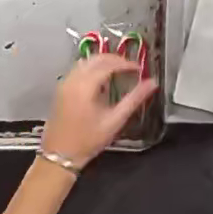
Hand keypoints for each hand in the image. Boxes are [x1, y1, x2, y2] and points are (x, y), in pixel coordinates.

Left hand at [40, 54, 159, 167]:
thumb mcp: (115, 121)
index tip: (139, 69)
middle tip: (131, 67)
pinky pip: (78, 70)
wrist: (60, 155)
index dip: (126, 63)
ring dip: (103, 62)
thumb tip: (152, 83)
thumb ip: (134, 99)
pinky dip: (92, 68)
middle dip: (115, 59)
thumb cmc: (89, 140)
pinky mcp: (61, 89)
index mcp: (86, 86)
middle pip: (96, 58)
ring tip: (119, 71)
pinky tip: (102, 80)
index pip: (108, 64)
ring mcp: (64, 83)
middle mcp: (73, 80)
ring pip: (86, 62)